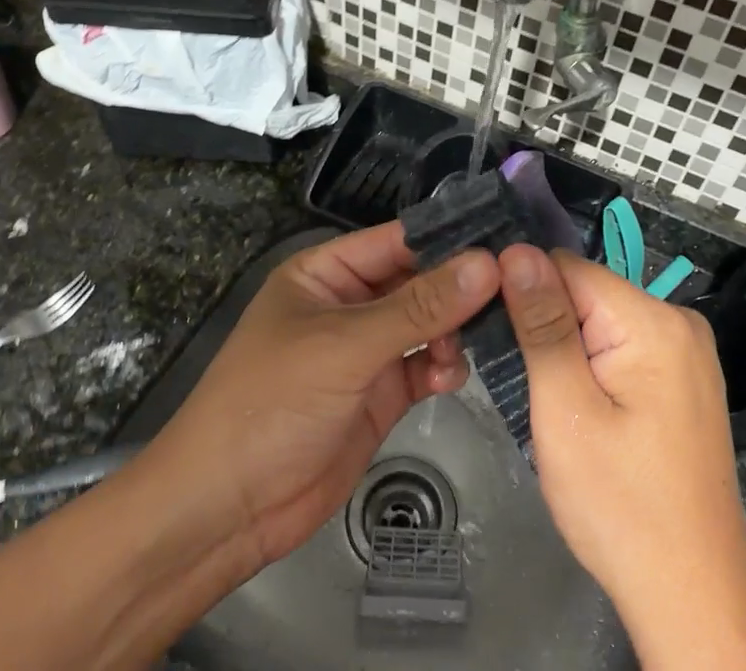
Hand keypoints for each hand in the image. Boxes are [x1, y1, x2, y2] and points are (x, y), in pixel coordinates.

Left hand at [153, 223, 498, 568]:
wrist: (229, 507)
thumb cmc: (273, 404)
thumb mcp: (345, 346)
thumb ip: (419, 307)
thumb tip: (488, 263)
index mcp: (325, 273)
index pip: (398, 240)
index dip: (450, 238)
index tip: (509, 242)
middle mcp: (350, 304)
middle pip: (420, 281)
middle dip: (461, 288)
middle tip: (516, 292)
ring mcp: (367, 352)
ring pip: (429, 325)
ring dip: (455, 332)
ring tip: (471, 344)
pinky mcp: (382, 395)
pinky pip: (426, 367)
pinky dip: (443, 368)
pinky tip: (449, 380)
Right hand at [500, 246, 745, 668]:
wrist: (691, 592)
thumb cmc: (620, 506)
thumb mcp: (566, 411)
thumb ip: (543, 325)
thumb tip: (517, 251)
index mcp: (654, 322)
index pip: (567, 267)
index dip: (521, 291)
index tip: (485, 326)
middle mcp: (680, 324)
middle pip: (587, 294)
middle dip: (543, 324)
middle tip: (512, 378)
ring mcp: (687, 357)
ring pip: (601, 325)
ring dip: (564, 351)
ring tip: (541, 399)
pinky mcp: (684, 386)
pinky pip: (623, 353)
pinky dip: (591, 371)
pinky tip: (576, 410)